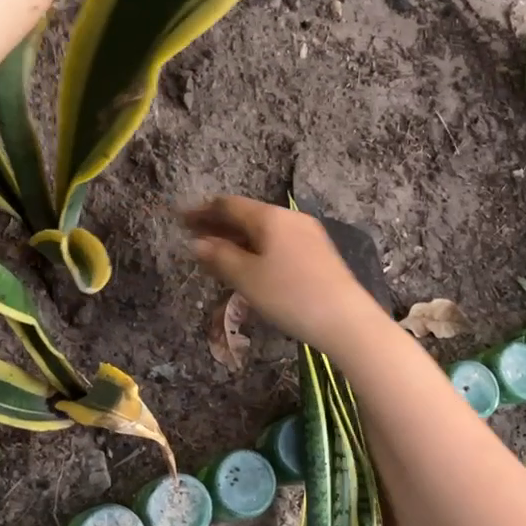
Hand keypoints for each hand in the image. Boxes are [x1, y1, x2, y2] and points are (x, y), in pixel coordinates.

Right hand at [184, 197, 385, 354]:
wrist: (345, 320)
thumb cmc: (290, 295)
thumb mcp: (247, 278)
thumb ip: (219, 257)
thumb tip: (198, 243)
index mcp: (271, 217)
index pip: (229, 205)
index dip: (201, 211)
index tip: (179, 218)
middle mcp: (290, 219)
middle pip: (247, 216)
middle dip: (218, 226)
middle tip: (192, 235)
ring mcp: (308, 236)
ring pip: (263, 232)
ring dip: (237, 241)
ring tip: (215, 255)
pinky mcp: (318, 256)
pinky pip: (278, 245)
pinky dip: (256, 251)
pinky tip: (248, 267)